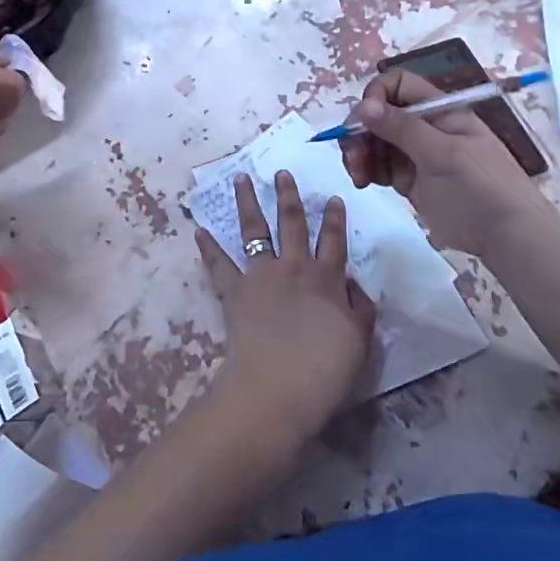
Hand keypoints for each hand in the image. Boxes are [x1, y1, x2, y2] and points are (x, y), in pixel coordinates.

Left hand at [195, 171, 374, 439]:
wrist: (278, 388)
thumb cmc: (325, 370)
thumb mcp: (360, 340)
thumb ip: (360, 308)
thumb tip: (353, 284)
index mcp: (327, 278)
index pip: (333, 241)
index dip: (334, 219)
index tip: (334, 198)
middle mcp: (294, 267)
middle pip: (292, 223)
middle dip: (288, 196)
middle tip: (281, 172)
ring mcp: (261, 275)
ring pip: (255, 231)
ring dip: (248, 202)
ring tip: (240, 178)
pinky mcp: (234, 290)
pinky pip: (219, 264)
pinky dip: (208, 247)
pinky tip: (199, 229)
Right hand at [340, 71, 559, 255]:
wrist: (508, 236)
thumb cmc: (482, 186)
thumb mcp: (443, 153)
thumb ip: (402, 129)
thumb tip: (363, 106)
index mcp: (439, 110)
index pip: (397, 85)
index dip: (376, 96)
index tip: (365, 121)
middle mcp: (424, 127)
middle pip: (379, 114)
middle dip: (360, 130)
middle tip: (352, 156)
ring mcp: (416, 154)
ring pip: (374, 141)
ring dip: (359, 152)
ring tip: (358, 176)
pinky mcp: (409, 180)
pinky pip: (379, 165)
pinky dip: (366, 170)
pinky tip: (363, 182)